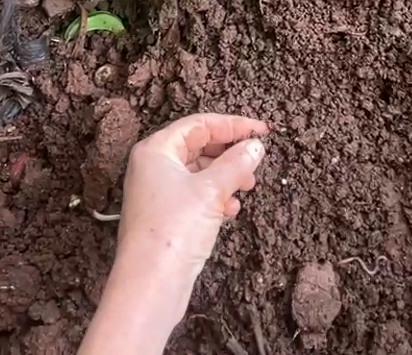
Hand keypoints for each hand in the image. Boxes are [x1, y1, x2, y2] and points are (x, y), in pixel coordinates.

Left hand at [80, 114, 267, 354]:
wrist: (149, 287)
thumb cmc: (174, 230)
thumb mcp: (212, 190)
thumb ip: (237, 163)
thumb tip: (255, 146)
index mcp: (157, 149)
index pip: (200, 124)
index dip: (233, 124)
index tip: (261, 130)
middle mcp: (153, 166)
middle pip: (199, 146)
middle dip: (229, 152)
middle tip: (256, 158)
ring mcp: (157, 192)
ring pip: (199, 172)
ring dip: (226, 175)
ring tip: (248, 185)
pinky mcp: (165, 217)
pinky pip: (195, 195)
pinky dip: (216, 197)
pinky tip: (231, 210)